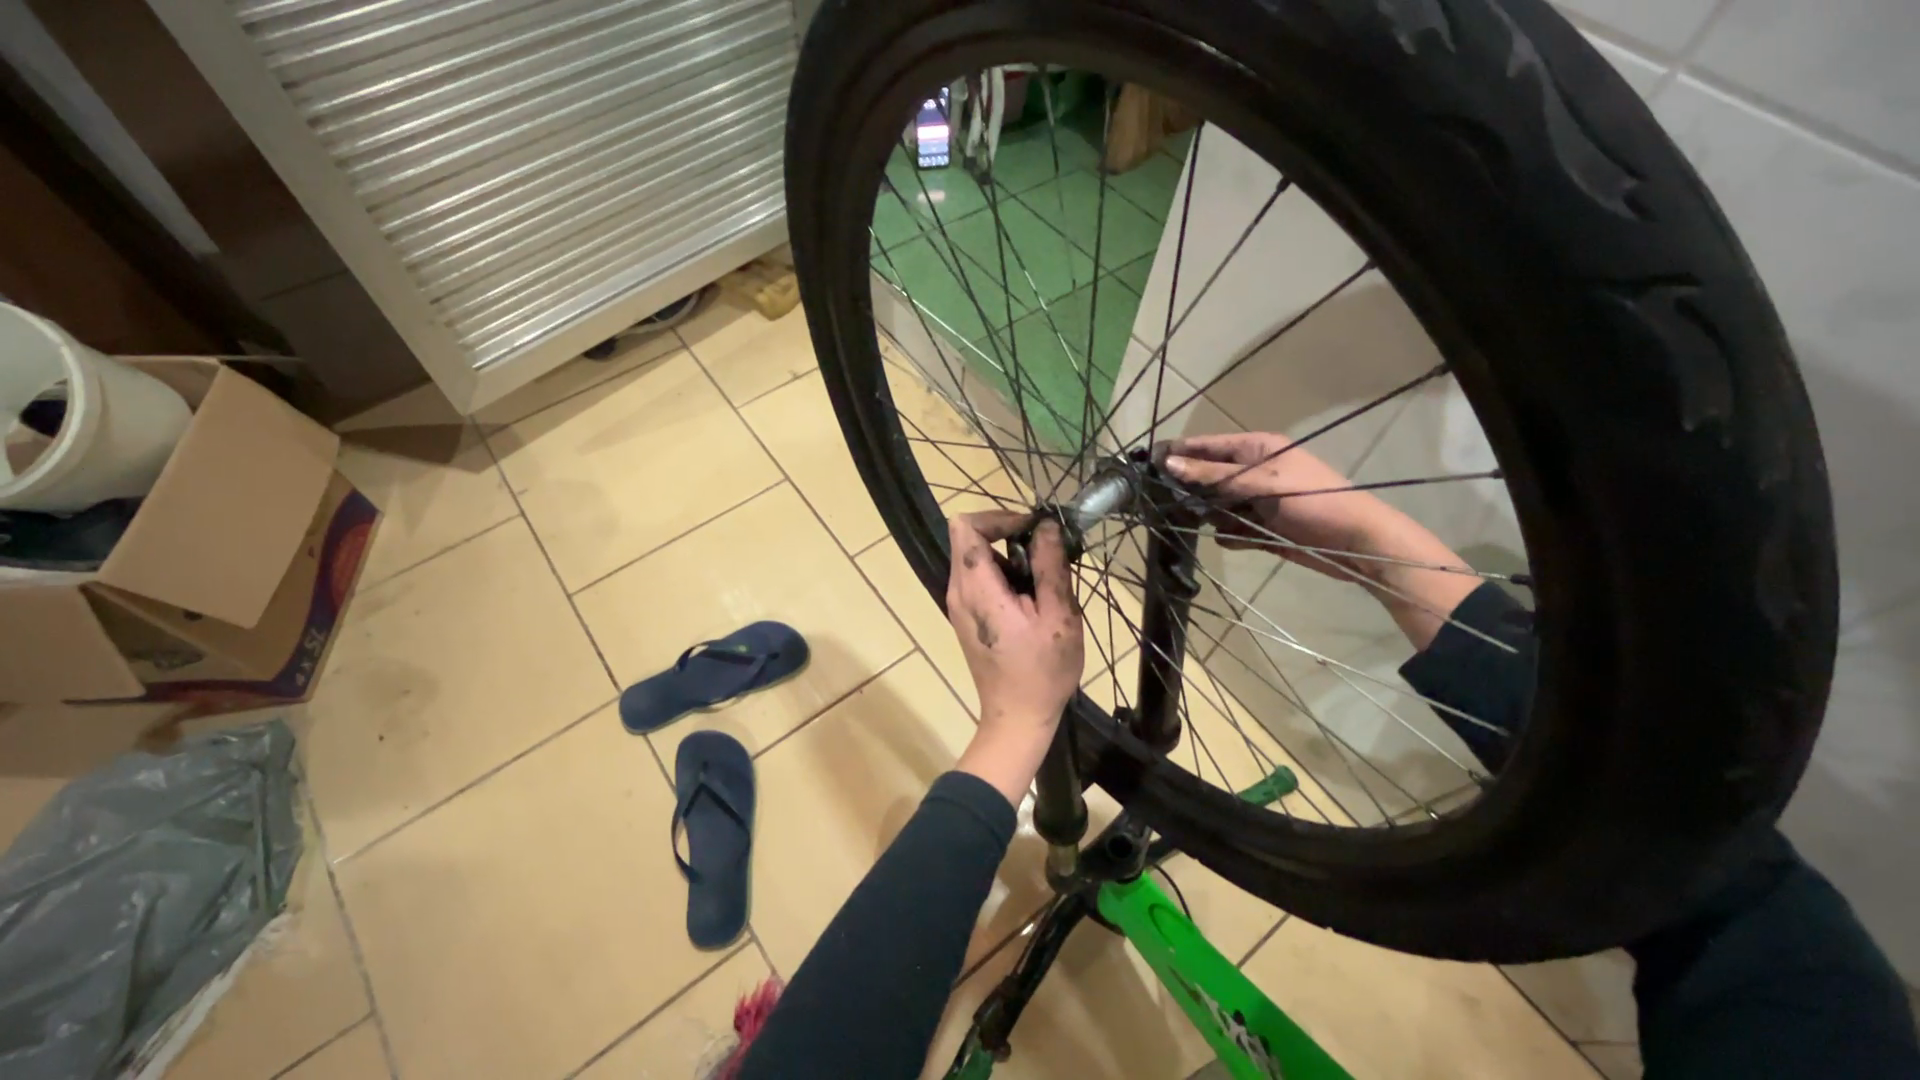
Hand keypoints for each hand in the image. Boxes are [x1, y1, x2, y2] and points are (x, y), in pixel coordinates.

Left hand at [945, 510, 1084, 803]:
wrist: (1017, 717)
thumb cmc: (1042, 671)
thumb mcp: (1058, 616)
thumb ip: (1050, 566)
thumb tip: (1046, 526)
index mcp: (977, 589)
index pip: (966, 525)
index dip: (1000, 517)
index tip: (1034, 530)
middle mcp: (958, 591)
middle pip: (970, 538)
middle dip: (1008, 535)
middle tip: (1046, 552)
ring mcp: (958, 605)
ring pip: (975, 557)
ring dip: (1009, 557)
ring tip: (1044, 578)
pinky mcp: (966, 617)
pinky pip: (979, 579)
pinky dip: (1003, 575)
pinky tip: (1032, 598)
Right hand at [1163, 432, 1397, 575]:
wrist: (1357, 543)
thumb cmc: (1314, 502)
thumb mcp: (1261, 483)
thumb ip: (1214, 475)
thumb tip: (1169, 462)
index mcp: (1256, 449)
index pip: (1206, 445)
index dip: (1178, 452)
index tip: (1146, 464)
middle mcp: (1252, 472)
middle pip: (1206, 478)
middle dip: (1190, 490)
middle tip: (1166, 502)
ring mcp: (1256, 502)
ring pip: (1215, 507)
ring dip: (1210, 517)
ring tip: (1210, 524)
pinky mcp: (1260, 530)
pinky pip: (1231, 531)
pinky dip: (1230, 537)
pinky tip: (1237, 540)